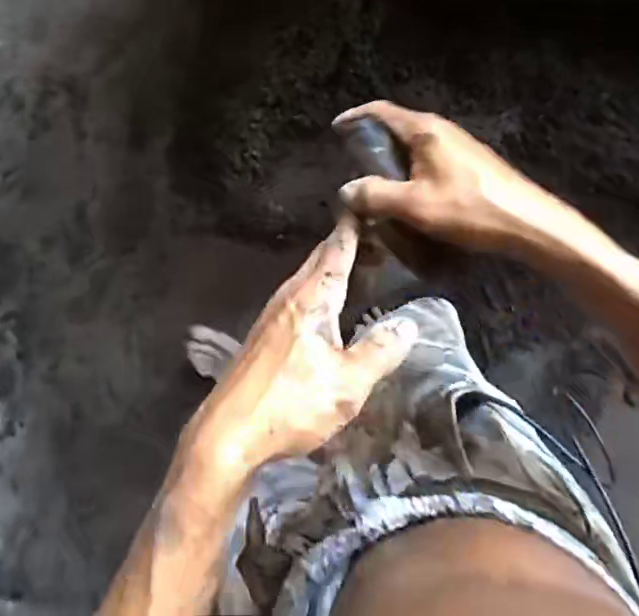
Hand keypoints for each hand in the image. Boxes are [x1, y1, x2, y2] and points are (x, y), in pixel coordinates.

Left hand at [187, 214, 417, 475]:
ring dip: (328, 266)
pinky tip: (322, 304)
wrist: (229, 432)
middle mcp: (289, 297)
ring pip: (304, 277)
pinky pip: (296, 296)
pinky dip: (316, 287)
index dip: (351, 231)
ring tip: (353, 264)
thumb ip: (380, 351)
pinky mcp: (263, 334)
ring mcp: (271, 315)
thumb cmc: (292, 404)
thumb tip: (409, 322)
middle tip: (371, 235)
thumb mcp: (348, 383)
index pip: (336, 253)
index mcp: (311, 299)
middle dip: (343, 245)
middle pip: (318, 260)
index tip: (363, 207)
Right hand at [334, 100, 576, 258]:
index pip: (381, 111)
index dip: (355, 116)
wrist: (530, 223)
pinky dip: (411, 168)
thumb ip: (376, 195)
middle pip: (397, 126)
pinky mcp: (470, 162)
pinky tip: (410, 193)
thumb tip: (346, 189)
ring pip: (414, 144)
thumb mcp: (415, 206)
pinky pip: (429, 157)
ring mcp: (458, 144)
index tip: (336, 129)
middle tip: (352, 163)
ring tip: (377, 183)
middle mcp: (441, 129)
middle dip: (372, 141)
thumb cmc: (471, 208)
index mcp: (425, 130)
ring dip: (392, 159)